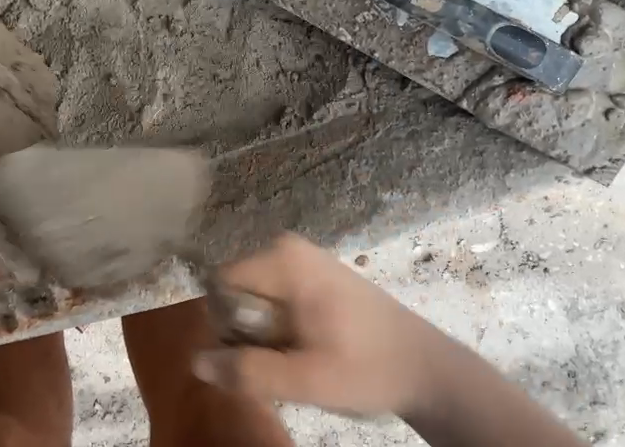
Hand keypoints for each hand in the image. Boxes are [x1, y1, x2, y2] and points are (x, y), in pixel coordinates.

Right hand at [192, 233, 445, 417]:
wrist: (430, 370)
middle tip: (283, 360)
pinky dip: (282, 322)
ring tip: (298, 356)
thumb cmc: (368, 369)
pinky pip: (275, 293)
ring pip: (255, 294)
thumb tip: (195, 361)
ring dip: (266, 330)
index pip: (221, 284)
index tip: (258, 354)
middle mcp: (286, 245)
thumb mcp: (307, 379)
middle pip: (238, 288)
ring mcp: (302, 255)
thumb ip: (250, 370)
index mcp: (281, 259)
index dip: (229, 324)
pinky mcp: (314, 270)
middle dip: (249, 328)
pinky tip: (309, 345)